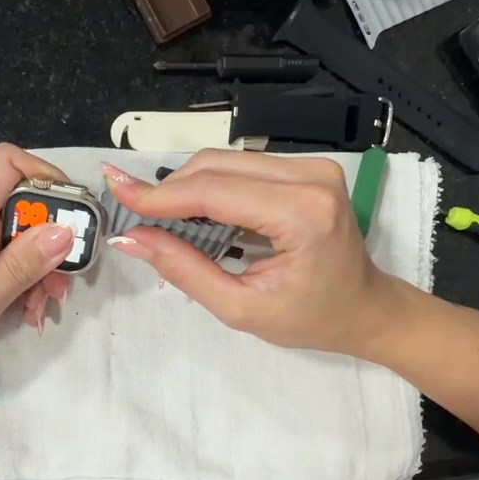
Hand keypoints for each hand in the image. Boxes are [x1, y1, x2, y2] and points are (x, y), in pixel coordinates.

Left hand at [0, 144, 75, 390]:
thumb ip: (17, 271)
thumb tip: (63, 229)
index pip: (7, 163)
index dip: (48, 177)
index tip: (74, 220)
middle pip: (17, 204)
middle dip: (49, 243)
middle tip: (59, 293)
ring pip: (8, 231)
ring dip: (33, 268)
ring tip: (37, 313)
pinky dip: (11, 276)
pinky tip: (18, 311)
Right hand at [101, 150, 407, 358]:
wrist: (364, 308)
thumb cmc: (309, 318)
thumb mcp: (240, 309)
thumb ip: (184, 270)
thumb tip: (131, 239)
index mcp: (301, 215)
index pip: (212, 191)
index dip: (158, 193)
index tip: (114, 189)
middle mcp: (310, 178)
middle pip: (215, 165)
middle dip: (169, 190)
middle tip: (135, 216)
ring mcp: (312, 167)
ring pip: (225, 160)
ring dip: (187, 187)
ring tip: (166, 221)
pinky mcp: (306, 167)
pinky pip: (241, 166)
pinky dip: (210, 187)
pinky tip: (198, 215)